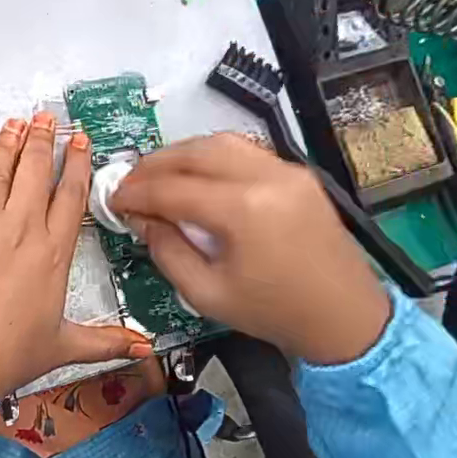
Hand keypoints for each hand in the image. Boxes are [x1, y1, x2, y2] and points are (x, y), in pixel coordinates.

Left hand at [0, 112, 151, 396]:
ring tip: (15, 122)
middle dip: (43, 141)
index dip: (75, 165)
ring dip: (8, 140)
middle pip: (35, 171)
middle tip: (45, 119)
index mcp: (52, 253)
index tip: (78, 143)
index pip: (69, 196)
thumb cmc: (5, 356)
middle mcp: (21, 228)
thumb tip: (143, 346)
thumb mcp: (63, 346)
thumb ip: (106, 341)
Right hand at [111, 132, 390, 364]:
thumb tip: (143, 220)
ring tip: (156, 176)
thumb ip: (167, 250)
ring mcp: (288, 171)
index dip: (136, 193)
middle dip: (154, 165)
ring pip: (222, 142)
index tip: (115, 201)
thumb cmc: (273, 312)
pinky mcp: (297, 175)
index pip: (173, 189)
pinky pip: (245, 152)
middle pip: (196, 152)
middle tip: (129, 184)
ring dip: (182, 154)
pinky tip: (194, 178)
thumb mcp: (204, 293)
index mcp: (244, 210)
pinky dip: (211, 158)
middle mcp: (268, 178)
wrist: (342, 315)